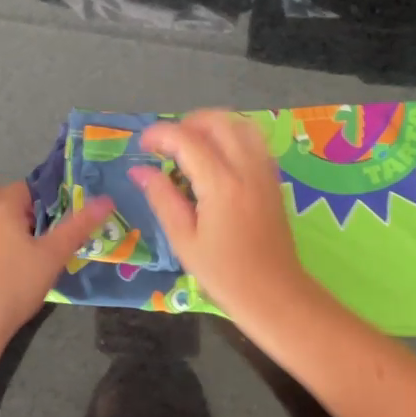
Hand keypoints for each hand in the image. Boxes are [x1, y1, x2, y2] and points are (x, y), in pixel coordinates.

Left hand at [0, 177, 113, 354]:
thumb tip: (105, 200)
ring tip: (3, 260)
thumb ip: (78, 227)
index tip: (44, 228)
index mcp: (0, 207)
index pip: (22, 188)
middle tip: (21, 235)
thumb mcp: (52, 258)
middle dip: (4, 203)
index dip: (37, 204)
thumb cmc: (14, 288)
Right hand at [133, 111, 318, 319]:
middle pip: (218, 121)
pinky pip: (255, 141)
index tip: (142, 145)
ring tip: (192, 145)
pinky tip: (218, 158)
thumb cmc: (224, 274)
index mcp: (221, 184)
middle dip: (187, 123)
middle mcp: (246, 169)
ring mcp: (264, 172)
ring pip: (240, 125)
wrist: (275, 295)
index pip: (187, 140)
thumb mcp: (184, 240)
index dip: (160, 134)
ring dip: (212, 126)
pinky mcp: (273, 179)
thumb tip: (139, 170)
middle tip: (167, 144)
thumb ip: (162, 198)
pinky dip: (232, 137)